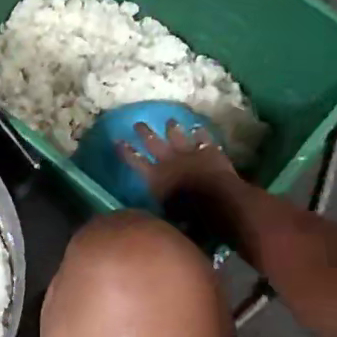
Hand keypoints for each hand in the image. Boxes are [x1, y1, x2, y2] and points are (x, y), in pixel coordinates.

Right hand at [117, 120, 240, 206]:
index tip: (118, 140)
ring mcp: (189, 152)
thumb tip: (157, 213)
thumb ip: (161, 209)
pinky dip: (200, 133)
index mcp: (156, 177)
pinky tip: (199, 128)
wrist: (217, 199)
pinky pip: (203, 138)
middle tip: (138, 123)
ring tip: (170, 121)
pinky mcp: (208, 151)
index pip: (136, 161)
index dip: (126, 152)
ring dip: (173, 128)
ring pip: (178, 135)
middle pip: (153, 142)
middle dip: (145, 132)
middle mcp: (169, 160)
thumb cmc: (190, 213)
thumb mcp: (168, 216)